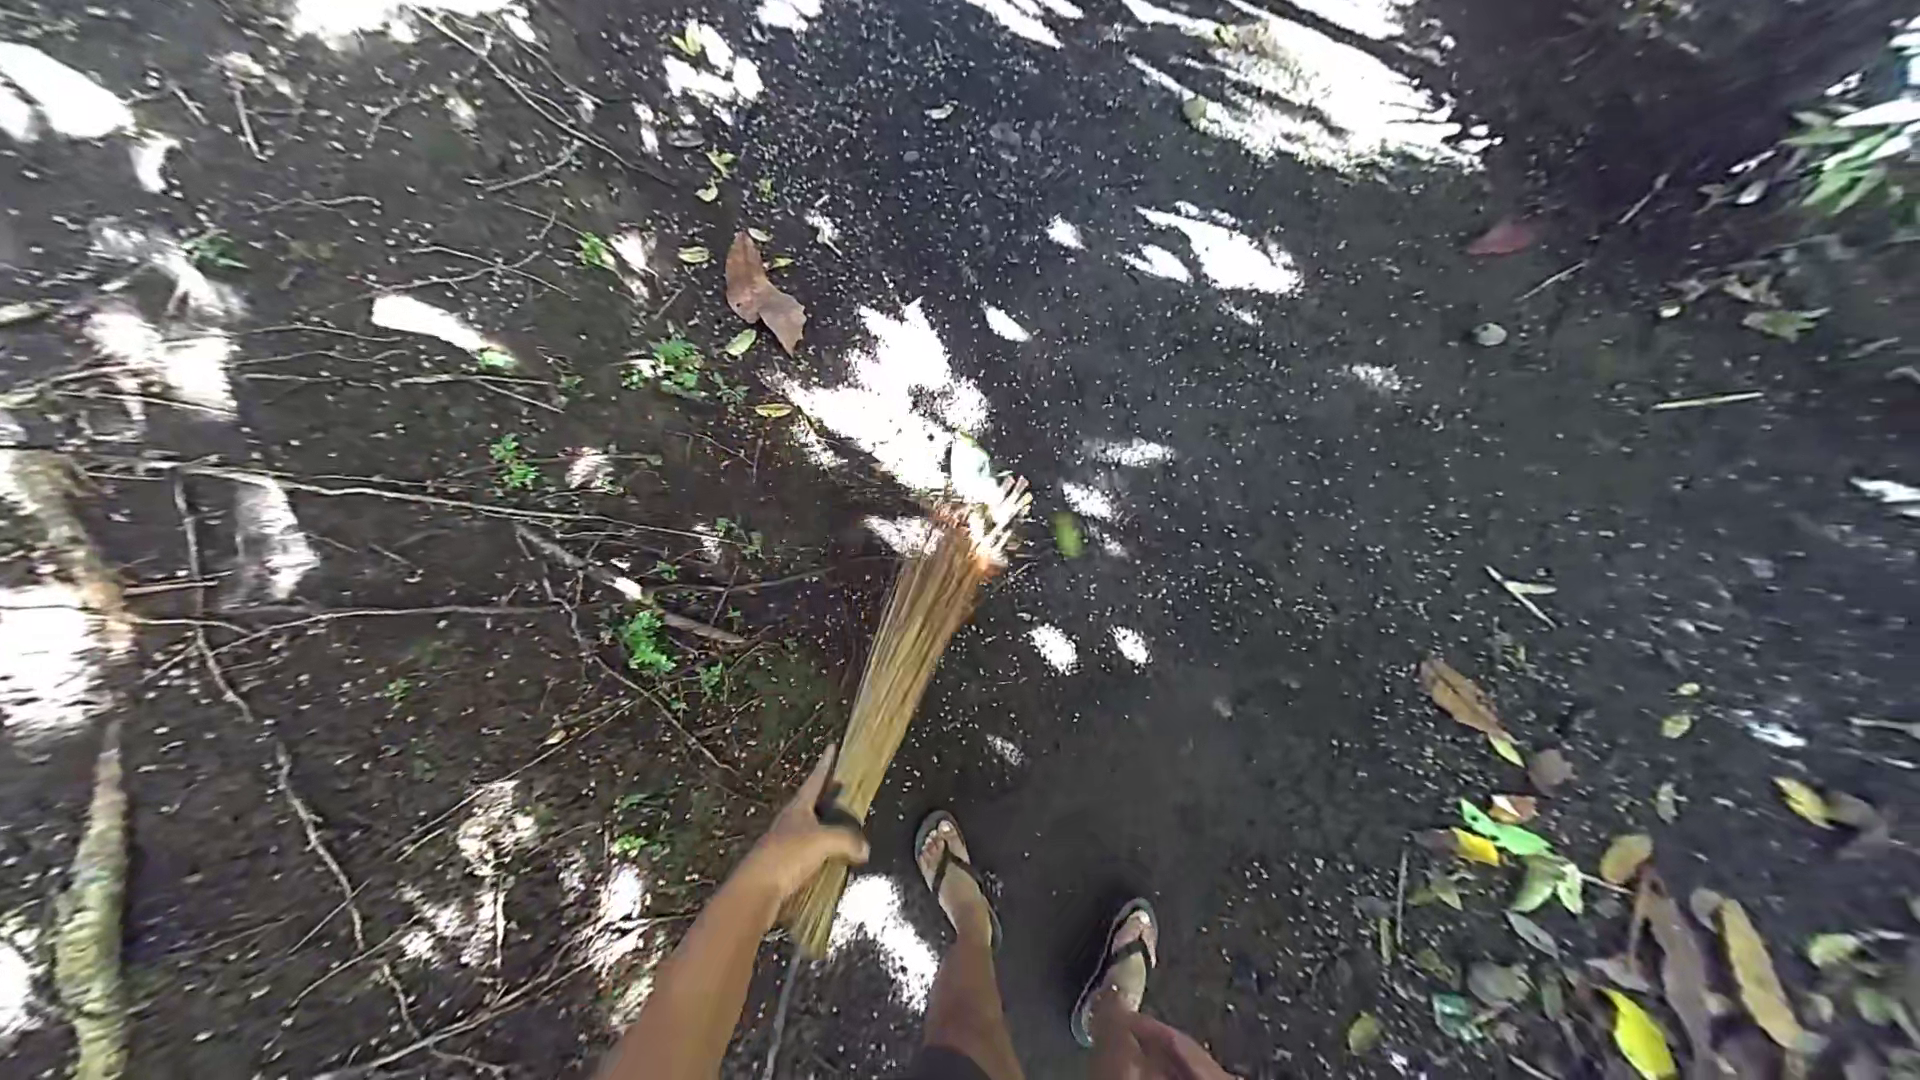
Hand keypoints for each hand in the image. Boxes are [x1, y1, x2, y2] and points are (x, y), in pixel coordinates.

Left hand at [739, 745, 869, 901]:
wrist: (756, 889)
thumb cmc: (787, 854)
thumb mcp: (824, 841)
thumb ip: (847, 840)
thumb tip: (865, 848)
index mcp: (799, 807)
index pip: (816, 779)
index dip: (825, 764)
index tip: (831, 747)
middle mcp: (790, 821)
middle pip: (811, 802)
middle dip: (826, 795)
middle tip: (841, 788)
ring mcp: (784, 843)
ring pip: (809, 827)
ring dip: (824, 825)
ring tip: (841, 827)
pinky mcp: (783, 865)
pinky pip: (807, 852)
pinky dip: (821, 851)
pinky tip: (830, 859)